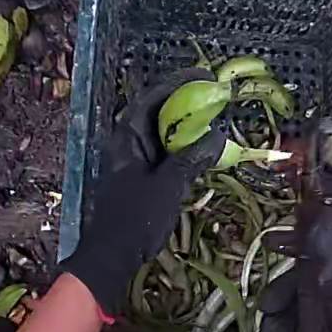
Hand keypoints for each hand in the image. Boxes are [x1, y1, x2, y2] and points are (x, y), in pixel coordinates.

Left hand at [60, 69, 225, 315]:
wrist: (113, 255)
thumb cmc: (135, 218)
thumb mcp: (168, 185)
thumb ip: (191, 158)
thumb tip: (218, 135)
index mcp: (127, 137)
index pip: (153, 97)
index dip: (179, 82)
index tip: (206, 76)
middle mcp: (129, 142)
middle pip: (159, 111)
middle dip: (187, 100)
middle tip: (216, 95)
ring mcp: (136, 159)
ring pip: (164, 132)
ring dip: (188, 124)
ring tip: (215, 116)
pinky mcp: (144, 176)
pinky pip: (167, 151)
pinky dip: (185, 146)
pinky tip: (204, 147)